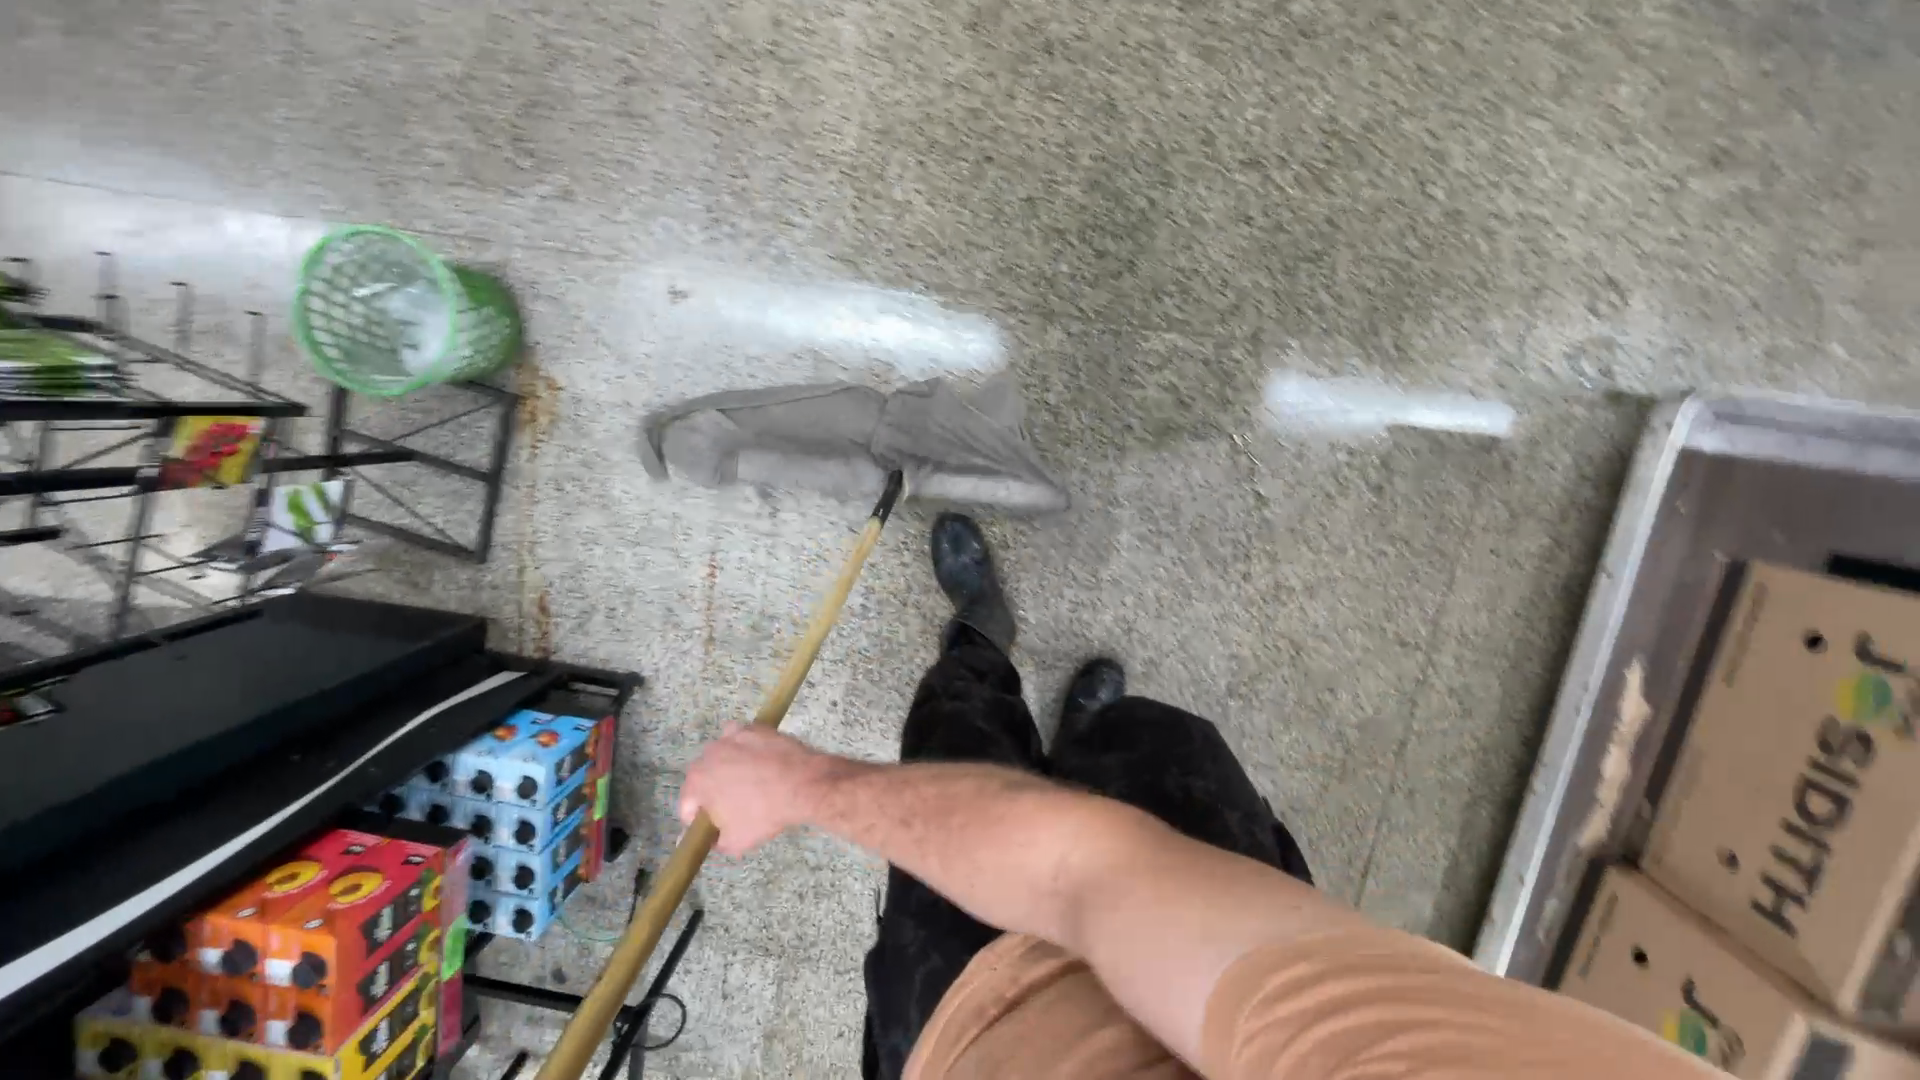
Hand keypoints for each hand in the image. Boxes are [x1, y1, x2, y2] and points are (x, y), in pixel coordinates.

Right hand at [678, 725, 837, 855]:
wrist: (802, 784)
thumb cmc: (764, 814)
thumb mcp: (735, 842)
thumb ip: (714, 842)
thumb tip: (708, 839)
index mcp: (697, 782)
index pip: (687, 806)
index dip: (698, 821)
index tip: (713, 827)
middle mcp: (709, 754)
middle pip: (703, 778)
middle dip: (713, 792)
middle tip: (734, 805)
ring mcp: (732, 737)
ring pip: (721, 755)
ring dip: (728, 767)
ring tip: (749, 781)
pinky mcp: (754, 727)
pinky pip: (742, 738)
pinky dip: (745, 747)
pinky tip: (758, 759)